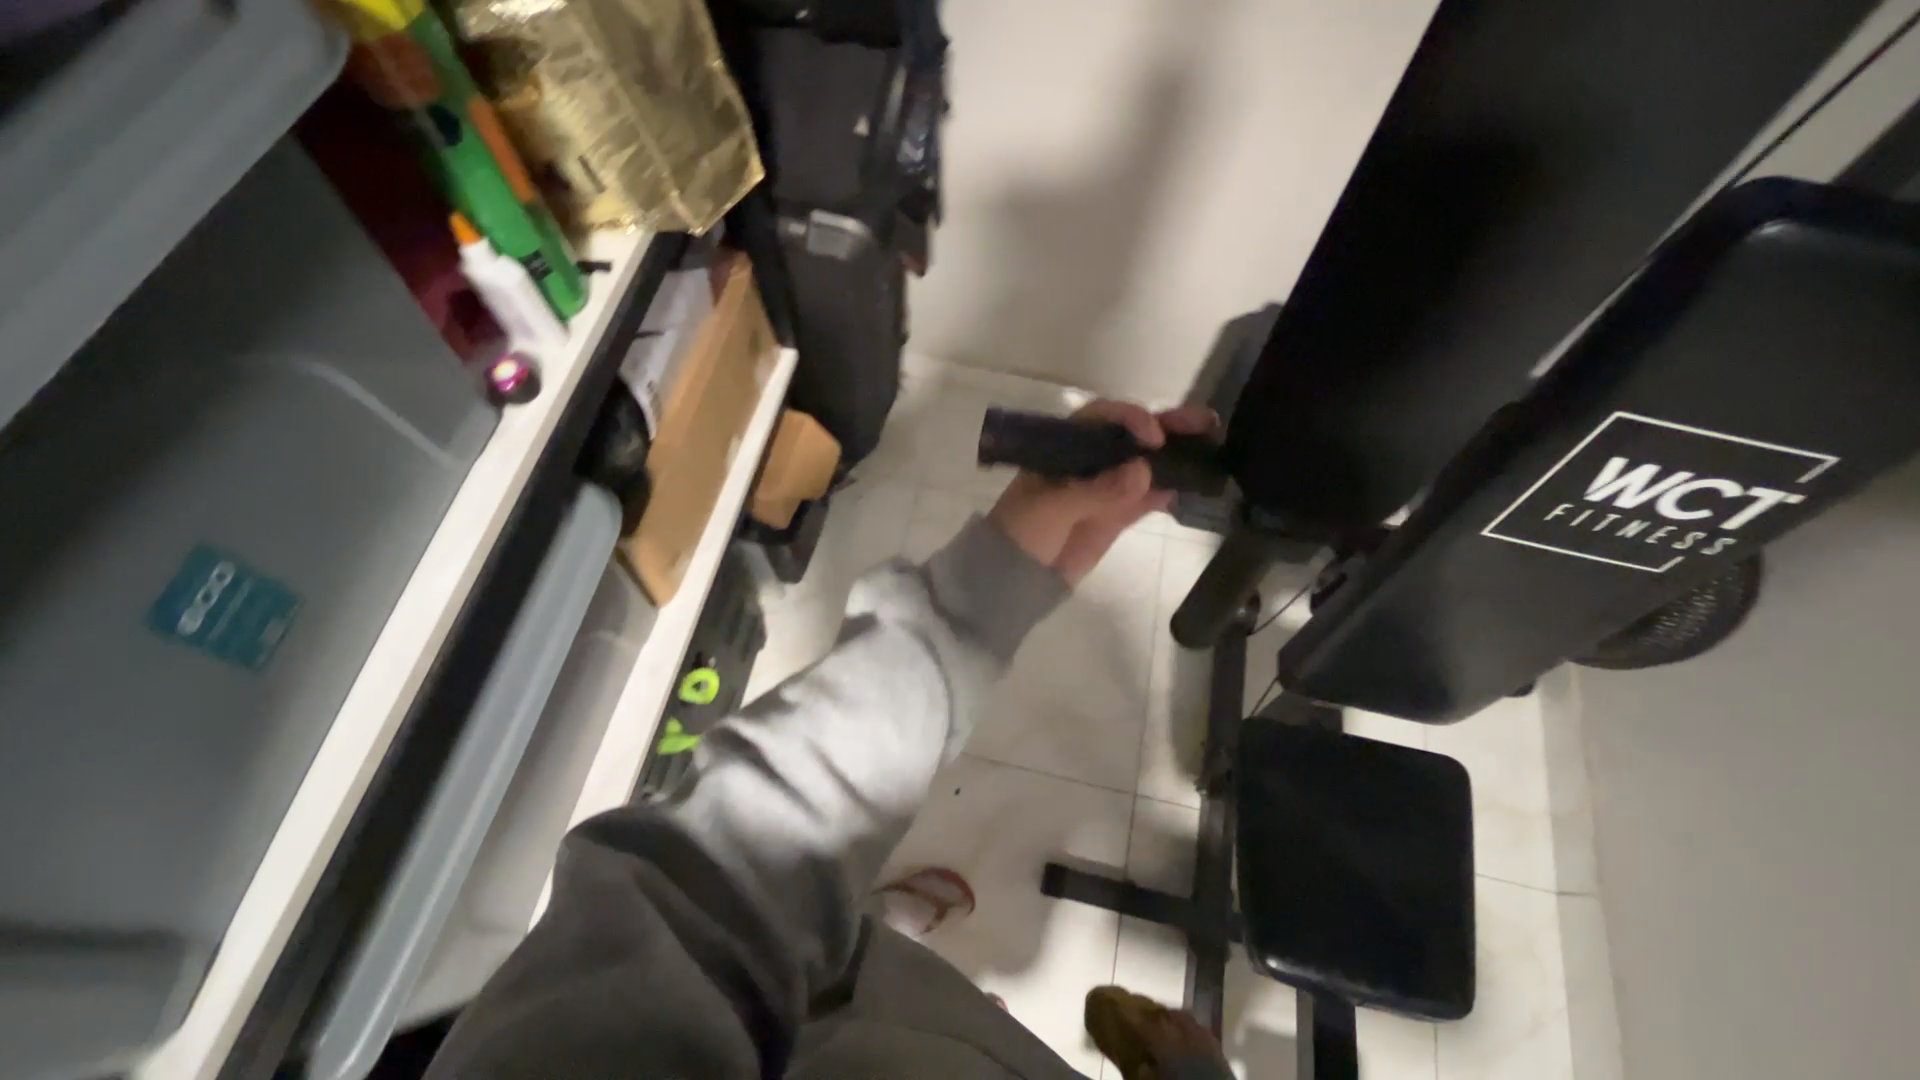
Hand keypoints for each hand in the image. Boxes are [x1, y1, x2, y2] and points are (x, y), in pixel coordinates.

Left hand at [988, 400, 1219, 585]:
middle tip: (1205, 422)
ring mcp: (1105, 488)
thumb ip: (1095, 491)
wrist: (1013, 578)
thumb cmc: (1021, 532)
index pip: (1103, 419)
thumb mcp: (1051, 508)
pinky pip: (1148, 497)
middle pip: (1131, 436)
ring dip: (1176, 455)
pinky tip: (1194, 484)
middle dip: (1167, 427)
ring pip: (1146, 464)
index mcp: (1064, 447)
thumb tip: (1143, 473)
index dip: (1132, 419)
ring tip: (1212, 446)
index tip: (1154, 436)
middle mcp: (1088, 460)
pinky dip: (1169, 490)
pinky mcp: (1116, 515)